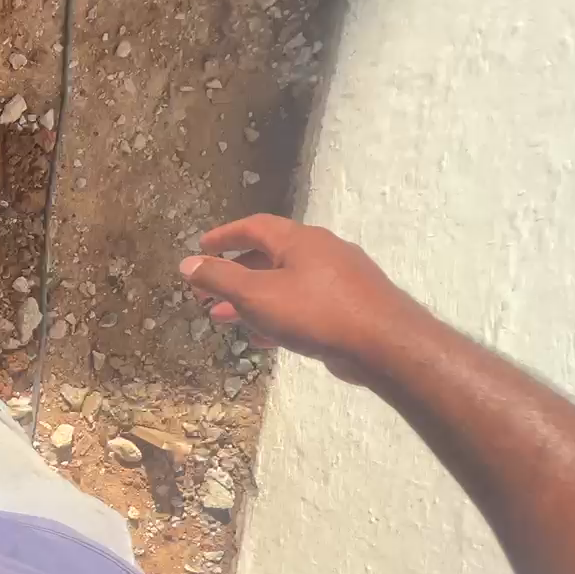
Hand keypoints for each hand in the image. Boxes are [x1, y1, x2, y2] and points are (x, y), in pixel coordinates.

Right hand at [179, 215, 429, 385]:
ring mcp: (338, 279)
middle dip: (232, 273)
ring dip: (249, 297)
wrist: (386, 346)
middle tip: (206, 290)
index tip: (200, 248)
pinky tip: (261, 334)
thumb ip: (218, 278)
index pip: (255, 227)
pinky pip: (301, 302)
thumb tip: (188, 263)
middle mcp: (322, 253)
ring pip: (282, 282)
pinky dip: (274, 312)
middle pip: (267, 256)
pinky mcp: (348, 305)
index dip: (224, 235)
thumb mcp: (254, 294)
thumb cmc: (314, 312)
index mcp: (300, 242)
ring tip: (223, 317)